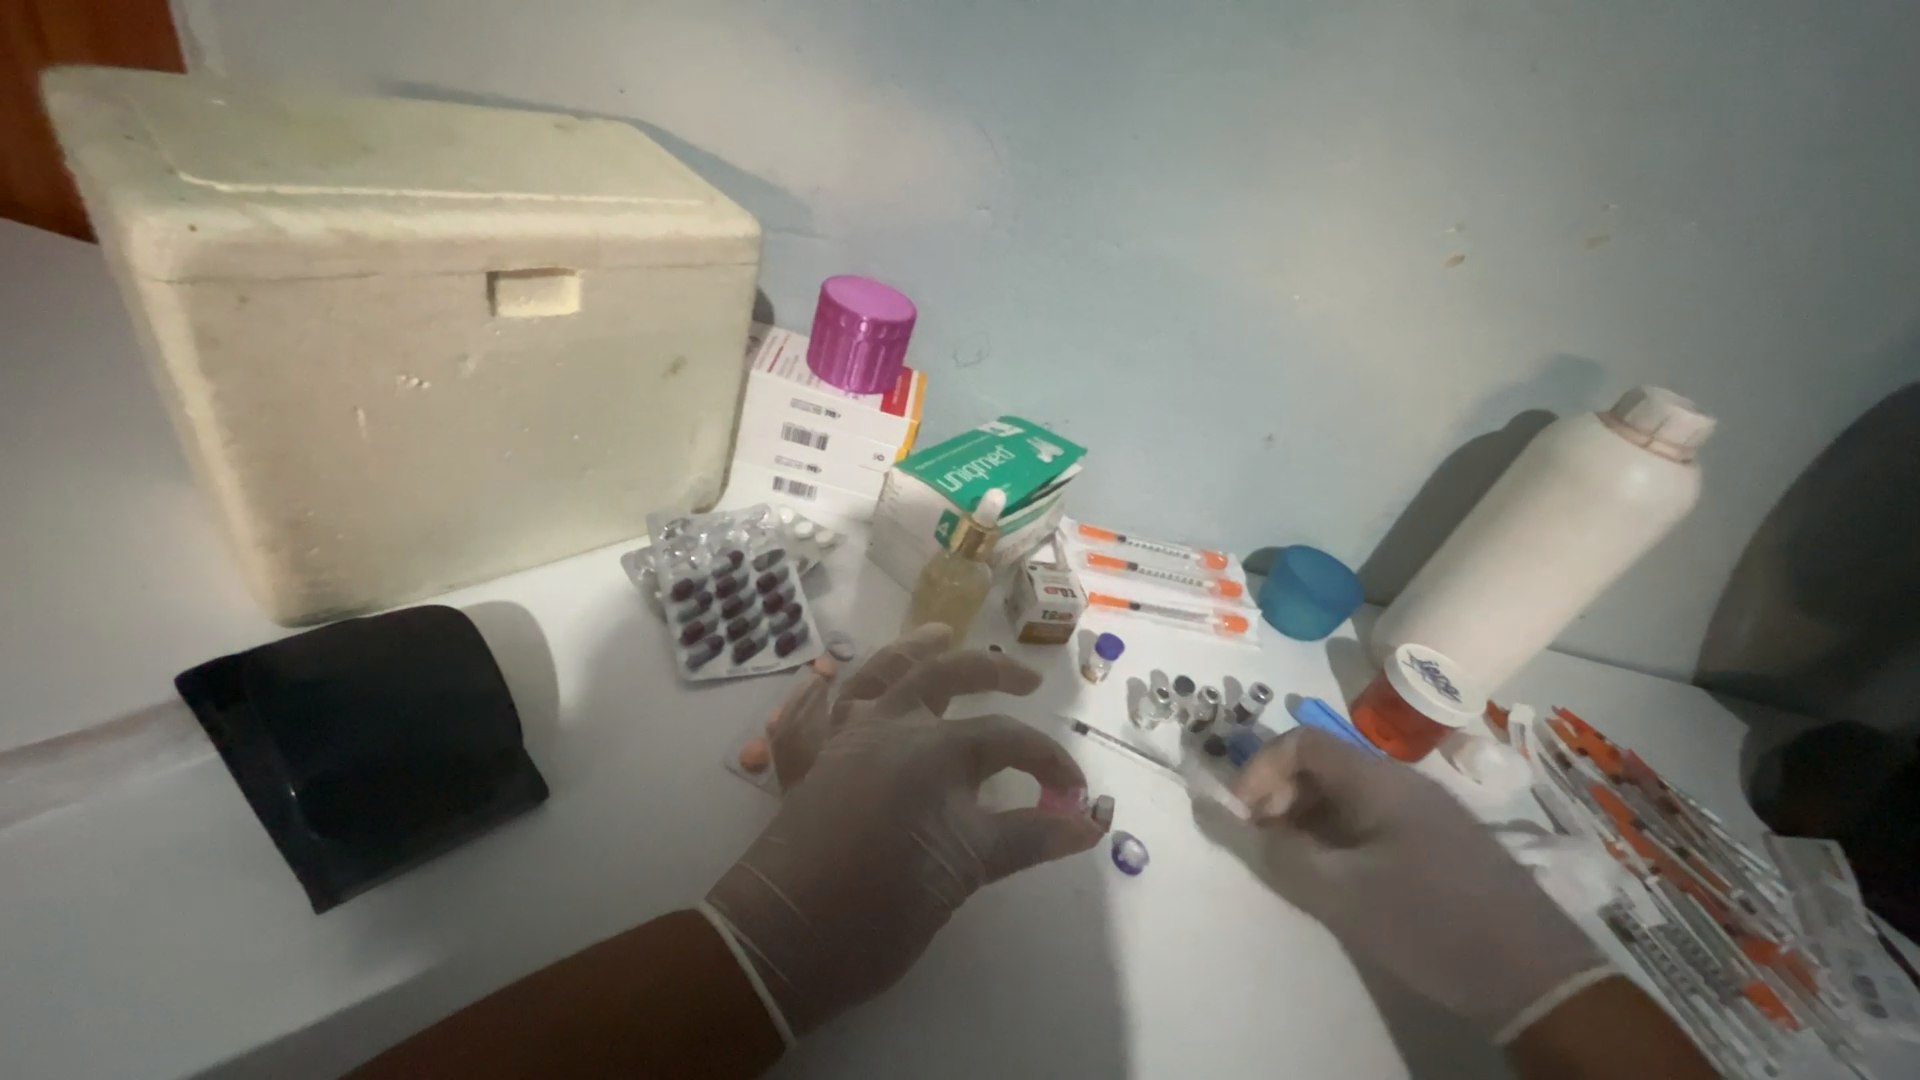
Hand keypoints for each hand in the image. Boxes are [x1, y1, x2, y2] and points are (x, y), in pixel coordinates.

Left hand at [704, 625, 1108, 1036]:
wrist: (782, 943)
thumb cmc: (880, 906)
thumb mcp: (964, 871)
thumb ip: (1028, 838)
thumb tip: (1089, 824)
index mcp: (931, 748)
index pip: (1006, 740)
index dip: (1048, 763)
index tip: (1077, 797)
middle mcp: (886, 727)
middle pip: (943, 677)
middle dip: (989, 671)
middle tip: (1025, 678)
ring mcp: (840, 740)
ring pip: (876, 675)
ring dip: (909, 651)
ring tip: (938, 634)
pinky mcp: (807, 765)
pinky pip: (807, 715)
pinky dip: (817, 694)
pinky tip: (823, 680)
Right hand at [1233, 728, 1612, 1043]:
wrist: (1540, 980)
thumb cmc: (1430, 924)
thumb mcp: (1340, 894)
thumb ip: (1280, 854)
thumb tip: (1241, 826)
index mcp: (1378, 780)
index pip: (1302, 741)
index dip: (1261, 768)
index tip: (1243, 814)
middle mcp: (1402, 782)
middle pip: (1323, 765)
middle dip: (1281, 795)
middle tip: (1266, 842)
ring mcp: (1426, 812)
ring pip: (1347, 794)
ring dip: (1308, 819)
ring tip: (1298, 864)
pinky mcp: (1441, 842)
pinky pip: (1372, 820)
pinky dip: (1339, 836)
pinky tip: (1340, 877)